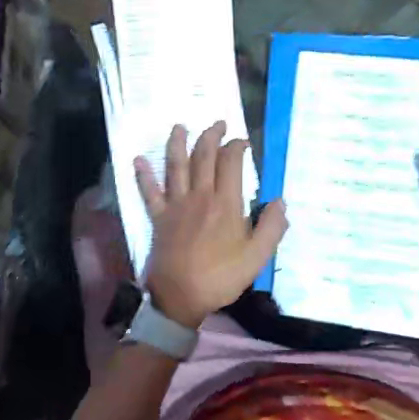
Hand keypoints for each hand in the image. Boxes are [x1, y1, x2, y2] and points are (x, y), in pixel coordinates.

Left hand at [135, 121, 287, 327]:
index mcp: (226, 204)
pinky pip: (149, 192)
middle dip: (211, 136)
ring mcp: (176, 205)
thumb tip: (280, 201)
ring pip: (176, 166)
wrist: (179, 296)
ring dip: (177, 143)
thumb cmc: (221, 277)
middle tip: (217, 123)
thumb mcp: (257, 257)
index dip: (237, 147)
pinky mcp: (158, 218)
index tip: (243, 141)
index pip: (231, 163)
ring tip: (180, 126)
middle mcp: (199, 196)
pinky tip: (137, 160)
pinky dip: (143, 175)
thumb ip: (271, 227)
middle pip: (203, 157)